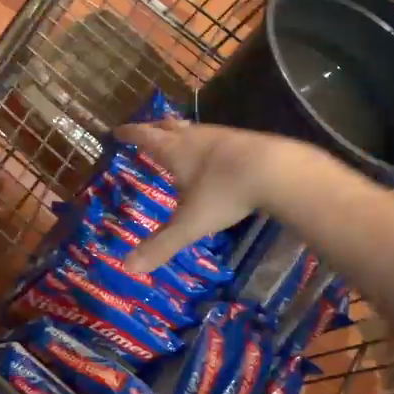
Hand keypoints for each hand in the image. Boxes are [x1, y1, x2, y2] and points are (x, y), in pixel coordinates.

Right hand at [111, 120, 297, 271]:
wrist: (276, 170)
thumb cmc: (224, 192)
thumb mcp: (190, 223)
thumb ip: (161, 244)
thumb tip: (128, 267)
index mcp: (174, 150)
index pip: (144, 136)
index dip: (130, 134)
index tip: (117, 131)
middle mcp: (194, 137)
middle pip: (168, 126)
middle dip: (153, 128)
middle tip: (144, 130)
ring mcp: (221, 136)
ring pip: (193, 130)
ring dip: (180, 133)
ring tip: (177, 140)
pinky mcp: (245, 140)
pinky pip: (216, 137)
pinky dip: (206, 143)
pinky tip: (214, 156)